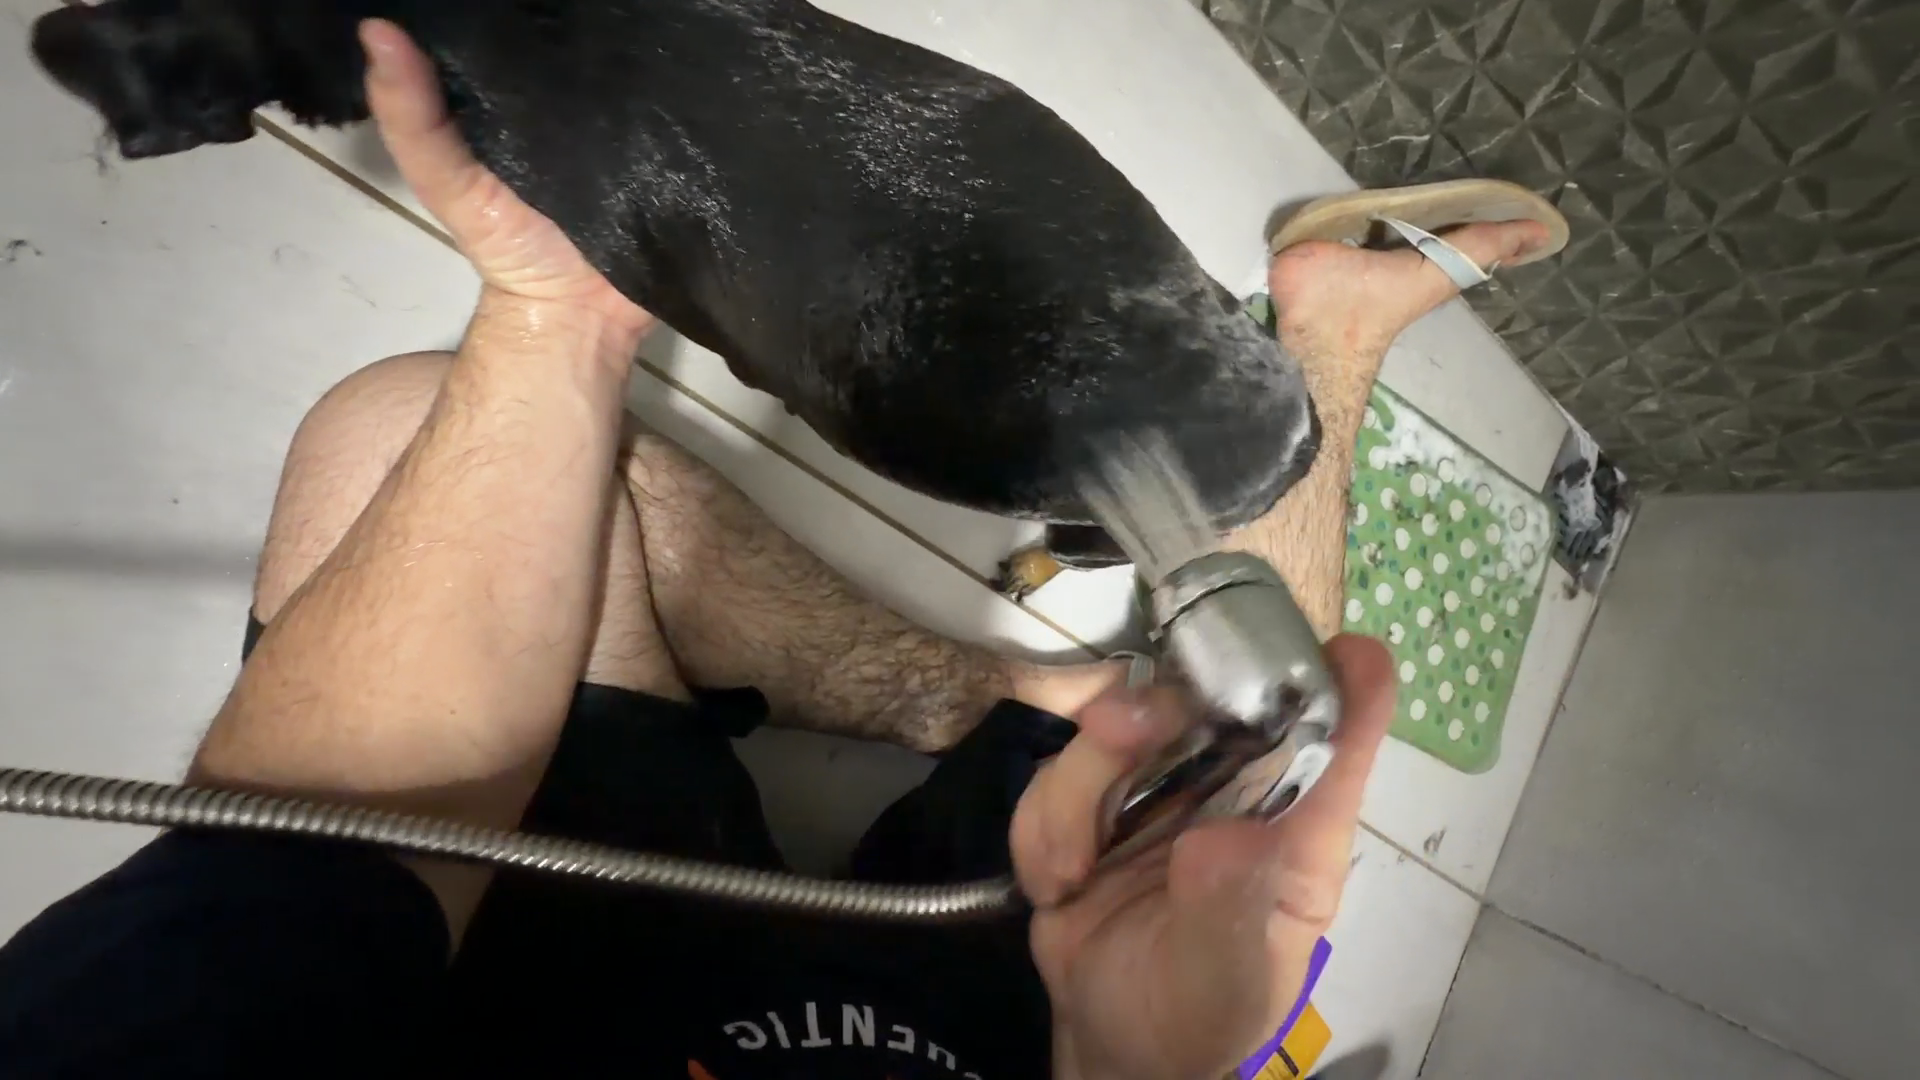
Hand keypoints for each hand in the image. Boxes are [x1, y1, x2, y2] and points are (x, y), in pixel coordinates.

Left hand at [359, 20, 652, 340]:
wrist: (581, 314)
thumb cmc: (510, 249)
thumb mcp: (448, 184)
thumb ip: (413, 122)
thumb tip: (380, 28)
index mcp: (522, 105)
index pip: (518, 42)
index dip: (516, 12)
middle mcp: (579, 116)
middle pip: (584, 61)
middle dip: (589, 31)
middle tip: (607, 4)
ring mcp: (629, 143)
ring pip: (634, 93)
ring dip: (640, 66)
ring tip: (653, 27)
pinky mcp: (670, 172)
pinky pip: (676, 137)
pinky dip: (679, 115)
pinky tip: (683, 79)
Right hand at [1012, 635, 1395, 1079]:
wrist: (1105, 1034)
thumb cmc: (1195, 1013)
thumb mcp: (1224, 981)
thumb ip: (1228, 912)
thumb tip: (1222, 838)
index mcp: (1290, 835)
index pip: (1333, 750)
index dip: (1351, 693)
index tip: (1352, 651)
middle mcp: (1226, 792)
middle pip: (1194, 708)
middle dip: (1142, 718)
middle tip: (1112, 732)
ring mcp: (1152, 788)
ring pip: (1105, 735)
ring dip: (1074, 798)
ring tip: (1072, 871)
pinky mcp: (1088, 797)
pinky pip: (1050, 778)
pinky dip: (1041, 829)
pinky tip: (1057, 882)